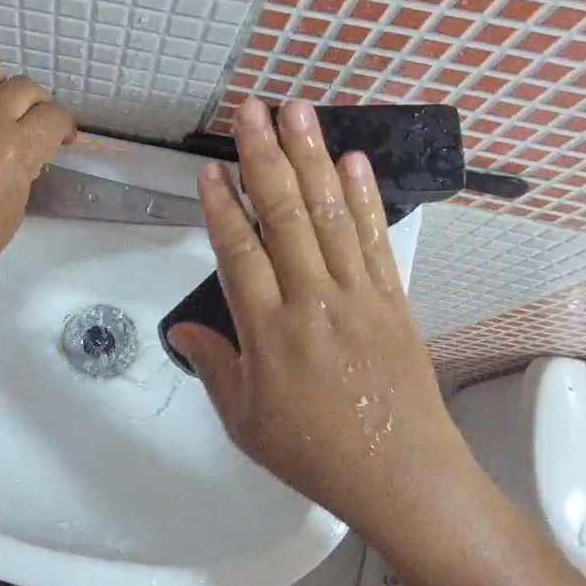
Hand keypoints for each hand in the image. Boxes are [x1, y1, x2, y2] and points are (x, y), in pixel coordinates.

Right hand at [167, 97, 465, 529]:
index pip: (238, 252)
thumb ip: (215, 367)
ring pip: (329, 214)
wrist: (402, 475)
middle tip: (250, 109)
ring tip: (299, 111)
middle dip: (264, 157)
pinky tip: (352, 161)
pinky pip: (375, 238)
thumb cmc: (315, 453)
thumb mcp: (245, 421)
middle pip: (283, 216)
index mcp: (269, 332)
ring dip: (312, 158)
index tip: (211, 168)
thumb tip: (182, 333)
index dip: (221, 206)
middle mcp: (313, 301)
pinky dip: (363, 196)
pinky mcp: (393, 300)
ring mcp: (359, 295)